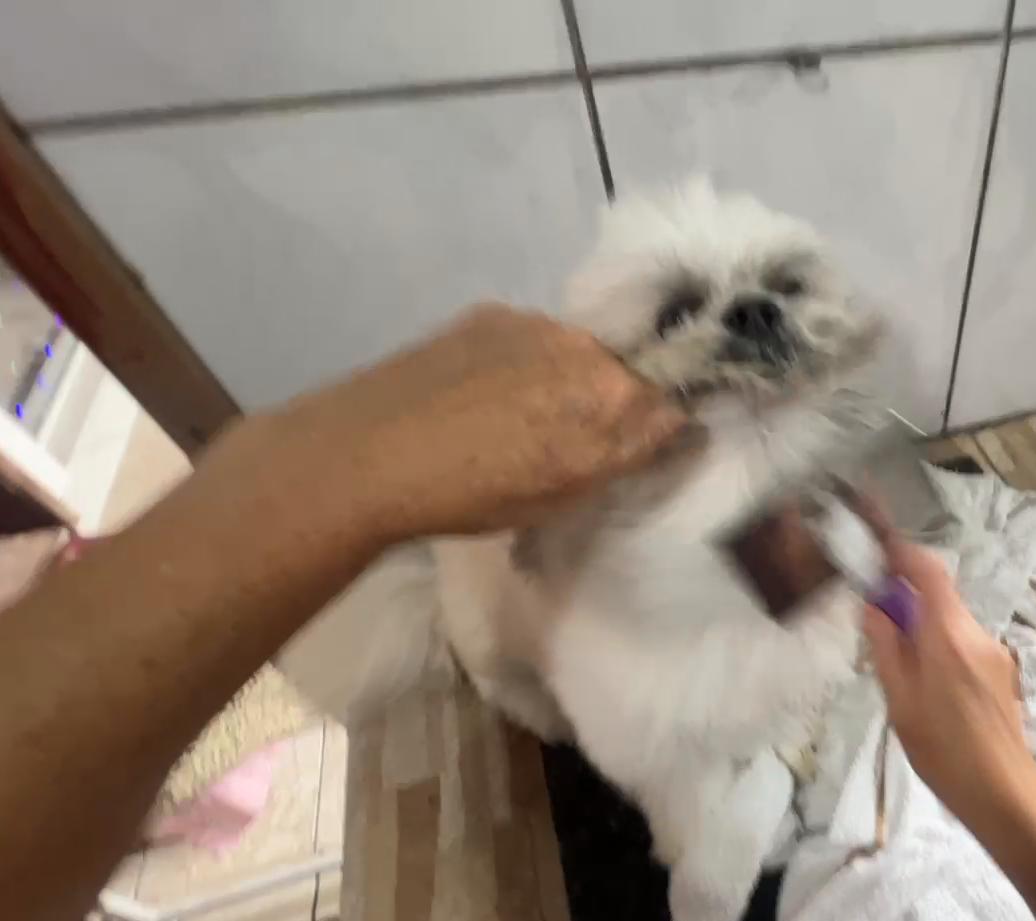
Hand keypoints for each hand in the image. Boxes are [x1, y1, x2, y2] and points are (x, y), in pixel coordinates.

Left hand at [218, 304, 689, 543]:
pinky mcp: (489, 313)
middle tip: (573, 437)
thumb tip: (672, 423)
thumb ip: (628, 452)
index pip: (669, 404)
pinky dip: (528, 361)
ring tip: (522, 413)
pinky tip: (489, 390)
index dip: (657, 428)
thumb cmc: (476, 492)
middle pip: (624, 372)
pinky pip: (533, 338)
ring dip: (569, 378)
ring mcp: (533, 323)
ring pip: (577, 352)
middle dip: (613, 401)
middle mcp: (584, 347)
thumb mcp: (566, 492)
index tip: (637, 449)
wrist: (363, 454)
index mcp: (612, 395)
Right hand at [861, 539, 1035, 834]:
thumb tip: (873, 606)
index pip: (930, 571)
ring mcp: (994, 652)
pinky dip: (940, 647)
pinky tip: (929, 688)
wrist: (1003, 792)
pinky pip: (963, 643)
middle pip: (939, 597)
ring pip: (950, 622)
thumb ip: (886, 647)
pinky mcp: (1001, 671)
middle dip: (906, 602)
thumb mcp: (900, 701)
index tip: (877, 556)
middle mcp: (976, 633)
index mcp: (948, 635)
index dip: (903, 554)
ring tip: (901, 671)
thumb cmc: (942, 751)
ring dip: (922, 628)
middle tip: (876, 630)